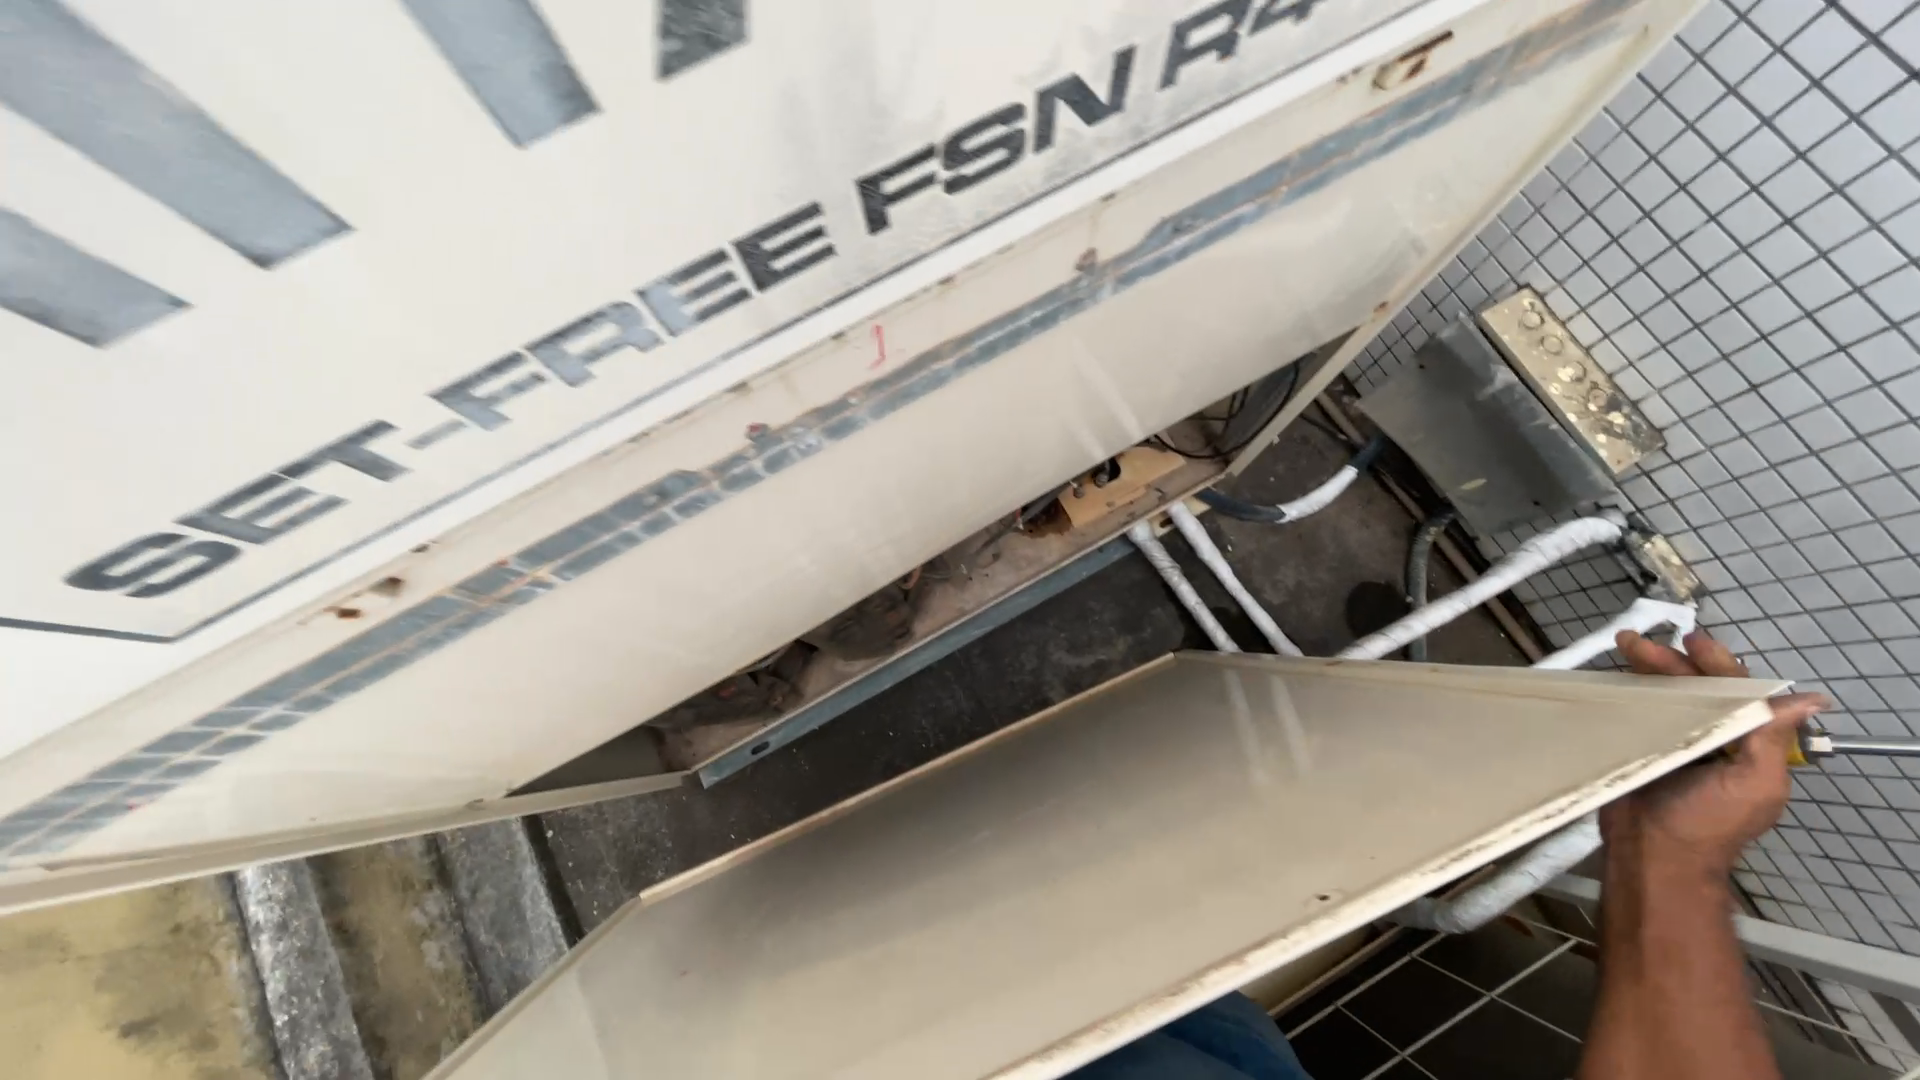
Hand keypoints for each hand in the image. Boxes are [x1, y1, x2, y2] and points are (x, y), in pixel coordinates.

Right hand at [1603, 630, 1827, 878]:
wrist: (1652, 853)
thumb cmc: (1708, 822)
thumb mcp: (1754, 784)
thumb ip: (1770, 740)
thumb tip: (1809, 700)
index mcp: (1743, 743)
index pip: (1735, 693)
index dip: (1717, 665)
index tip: (1693, 640)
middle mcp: (1707, 737)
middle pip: (1691, 688)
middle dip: (1667, 661)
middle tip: (1636, 642)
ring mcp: (1666, 741)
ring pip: (1659, 695)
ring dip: (1642, 670)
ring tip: (1622, 646)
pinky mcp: (1631, 746)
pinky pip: (1630, 712)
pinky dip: (1621, 692)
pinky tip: (1609, 677)